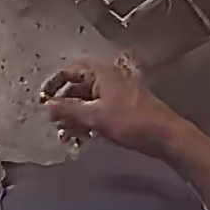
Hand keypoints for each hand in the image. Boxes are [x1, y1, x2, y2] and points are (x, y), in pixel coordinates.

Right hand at [41, 56, 200, 159]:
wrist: (166, 136)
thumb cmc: (130, 121)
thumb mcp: (95, 116)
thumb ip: (68, 110)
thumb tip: (46, 107)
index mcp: (102, 73)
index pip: (71, 71)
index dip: (54, 84)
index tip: (43, 99)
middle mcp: (108, 78)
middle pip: (78, 87)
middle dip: (64, 105)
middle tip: (53, 122)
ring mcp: (117, 93)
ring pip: (88, 102)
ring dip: (75, 117)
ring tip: (65, 136)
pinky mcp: (124, 109)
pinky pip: (99, 111)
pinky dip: (88, 122)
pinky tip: (82, 138)